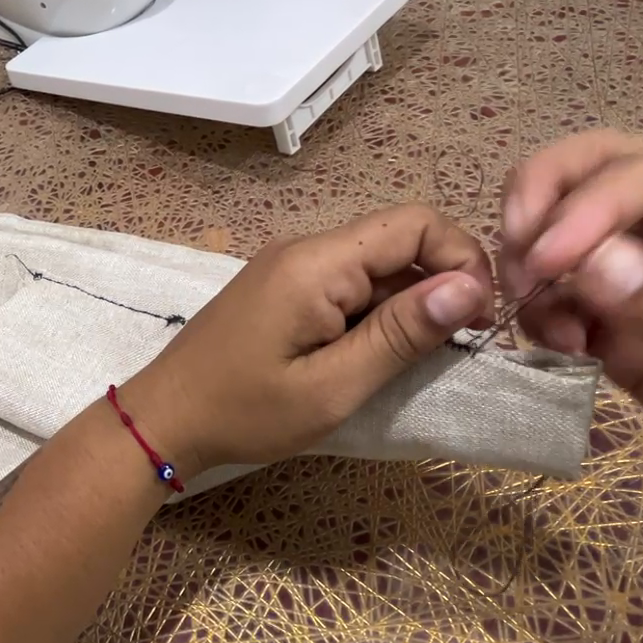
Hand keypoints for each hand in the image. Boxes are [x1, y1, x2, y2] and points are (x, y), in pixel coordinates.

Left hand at [117, 205, 493, 479]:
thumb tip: (468, 286)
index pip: (414, 224)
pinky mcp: (278, 292)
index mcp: (315, 264)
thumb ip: (399, 335)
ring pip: (372, 268)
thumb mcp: (331, 387)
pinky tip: (372, 355)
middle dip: (438, 286)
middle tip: (455, 349)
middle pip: (395, 243)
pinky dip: (371, 314)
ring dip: (405, 305)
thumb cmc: (243, 411)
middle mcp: (301, 251)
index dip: (462, 260)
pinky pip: (342, 287)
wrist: (163, 418)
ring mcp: (286, 270)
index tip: (479, 320)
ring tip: (415, 360)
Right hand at [500, 131, 642, 522]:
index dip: (585, 209)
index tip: (544, 263)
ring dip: (533, 272)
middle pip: (591, 175)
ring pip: (560, 239)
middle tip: (517, 257)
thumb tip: (585, 264)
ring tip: (551, 330)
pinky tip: (563, 352)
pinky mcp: (622, 329)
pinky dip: (540, 318)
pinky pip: (558, 303)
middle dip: (539, 205)